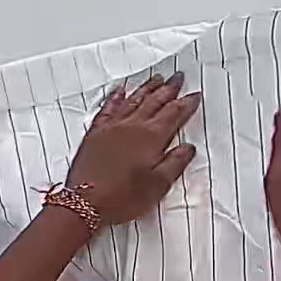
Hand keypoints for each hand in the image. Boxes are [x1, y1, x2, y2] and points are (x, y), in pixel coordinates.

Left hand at [64, 72, 200, 225]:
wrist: (85, 202)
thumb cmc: (121, 197)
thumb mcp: (157, 185)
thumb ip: (174, 163)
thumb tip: (187, 148)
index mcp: (151, 138)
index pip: (174, 115)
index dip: (186, 104)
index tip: (194, 95)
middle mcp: (133, 126)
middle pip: (155, 101)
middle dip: (169, 89)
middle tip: (178, 78)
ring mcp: (112, 127)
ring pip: (134, 100)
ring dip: (147, 88)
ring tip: (157, 79)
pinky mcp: (96, 133)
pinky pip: (109, 108)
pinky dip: (116, 97)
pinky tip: (121, 92)